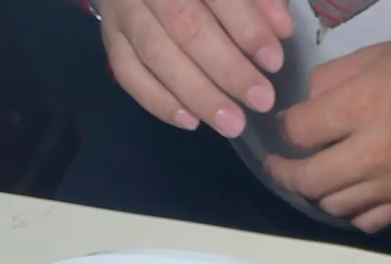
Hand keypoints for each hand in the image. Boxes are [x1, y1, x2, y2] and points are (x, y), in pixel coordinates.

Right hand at [99, 0, 291, 136]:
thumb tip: (281, 28)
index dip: (246, 27)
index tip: (274, 61)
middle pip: (185, 26)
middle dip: (227, 68)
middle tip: (261, 100)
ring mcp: (122, 7)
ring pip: (156, 53)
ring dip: (198, 94)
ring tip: (233, 125)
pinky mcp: (110, 35)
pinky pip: (127, 72)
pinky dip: (158, 101)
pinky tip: (191, 122)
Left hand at [264, 20, 390, 231]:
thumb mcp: (376, 54)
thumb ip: (331, 81)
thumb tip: (304, 109)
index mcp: (361, 107)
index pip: (298, 132)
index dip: (283, 130)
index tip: (284, 126)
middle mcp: (372, 154)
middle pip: (308, 181)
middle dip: (286, 173)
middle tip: (282, 164)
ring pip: (333, 206)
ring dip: (318, 193)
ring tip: (318, 176)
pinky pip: (367, 222)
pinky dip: (351, 211)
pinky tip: (351, 194)